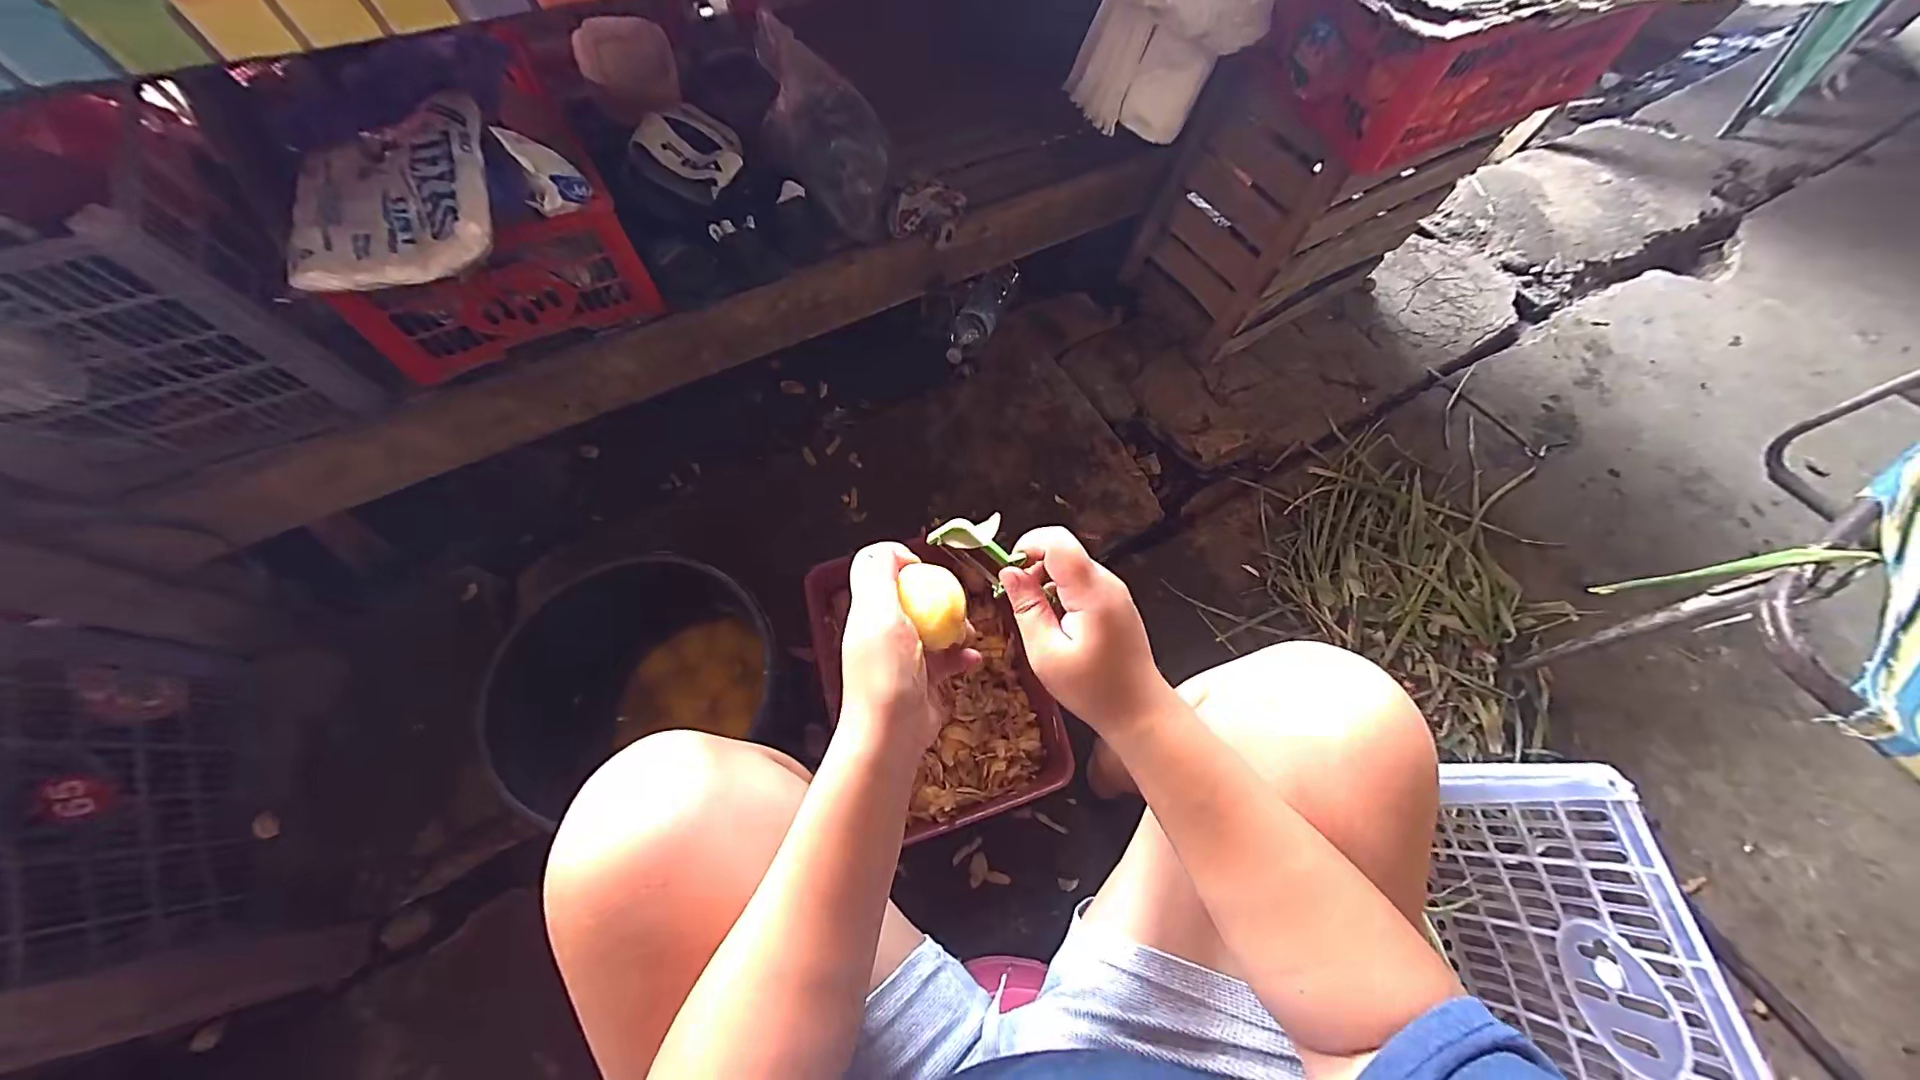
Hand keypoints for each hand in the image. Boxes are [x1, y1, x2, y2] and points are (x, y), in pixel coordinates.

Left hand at [838, 543, 977, 757]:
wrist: (891, 735)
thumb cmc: (884, 676)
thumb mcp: (878, 612)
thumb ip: (878, 573)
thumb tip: (891, 550)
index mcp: (867, 611)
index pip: (882, 571)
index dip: (904, 564)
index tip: (926, 572)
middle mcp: (882, 631)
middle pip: (915, 597)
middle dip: (942, 598)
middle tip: (955, 608)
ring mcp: (903, 655)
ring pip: (936, 627)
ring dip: (958, 628)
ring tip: (967, 636)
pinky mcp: (922, 678)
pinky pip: (948, 658)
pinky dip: (963, 656)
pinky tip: (971, 659)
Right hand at [998, 527, 1177, 732]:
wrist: (1139, 710)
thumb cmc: (1094, 690)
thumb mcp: (1046, 653)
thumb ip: (1026, 608)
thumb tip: (1009, 573)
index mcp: (1092, 593)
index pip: (1058, 541)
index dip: (1027, 546)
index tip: (1009, 572)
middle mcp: (1108, 583)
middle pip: (1063, 550)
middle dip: (1033, 566)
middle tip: (1018, 601)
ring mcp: (1114, 590)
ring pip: (1070, 564)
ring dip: (1046, 580)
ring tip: (1038, 617)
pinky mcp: (1114, 599)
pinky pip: (1080, 580)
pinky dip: (1060, 591)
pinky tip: (1056, 622)